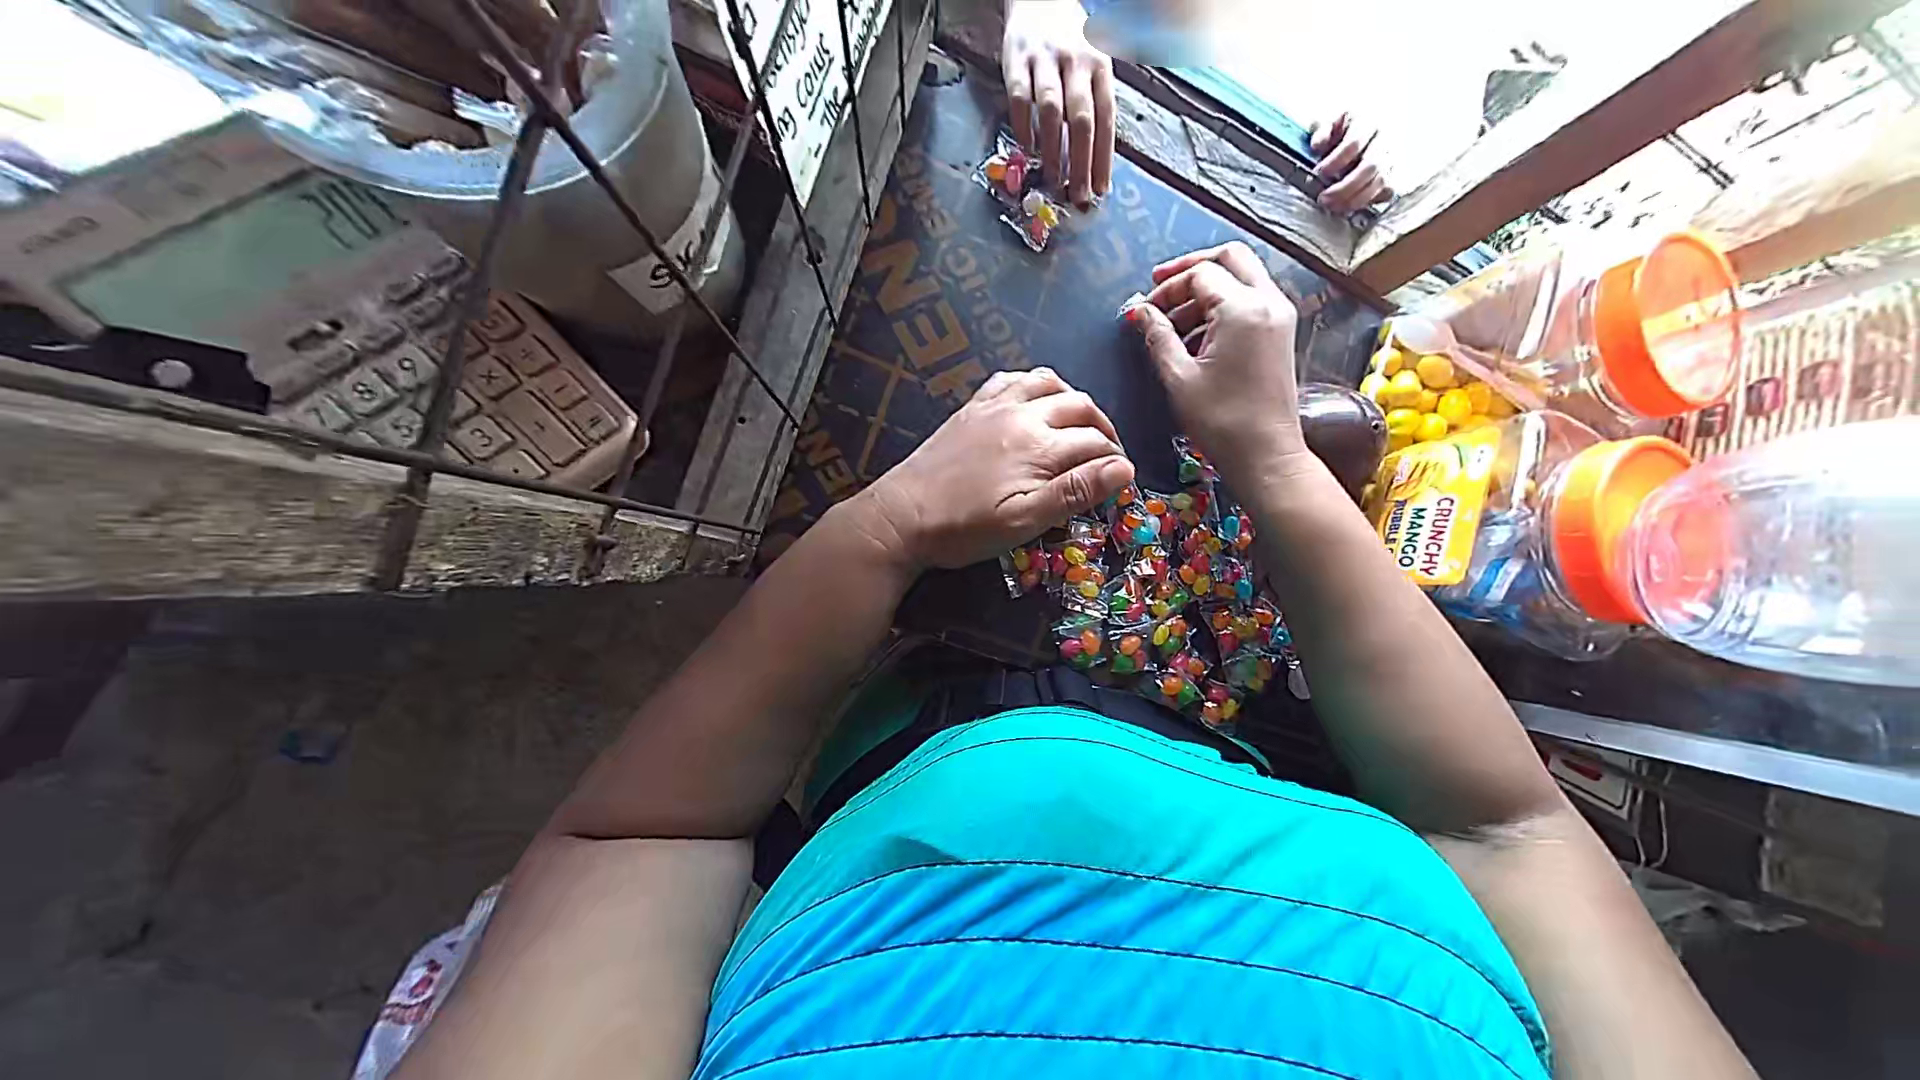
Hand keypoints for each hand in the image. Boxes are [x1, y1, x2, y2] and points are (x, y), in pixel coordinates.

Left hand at [858, 367, 1134, 570]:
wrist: (901, 516)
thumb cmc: (963, 527)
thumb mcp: (1024, 520)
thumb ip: (1075, 492)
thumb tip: (1123, 469)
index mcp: (1039, 445)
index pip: (1095, 443)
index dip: (1116, 461)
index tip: (1120, 482)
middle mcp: (1021, 415)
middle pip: (1080, 407)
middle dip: (1104, 429)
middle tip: (1109, 456)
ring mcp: (994, 407)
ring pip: (1049, 383)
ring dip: (1075, 400)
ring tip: (1082, 424)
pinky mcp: (971, 409)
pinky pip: (1011, 379)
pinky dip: (1034, 384)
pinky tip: (1035, 399)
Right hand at [1003, 0, 1114, 206]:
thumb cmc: (1069, 43)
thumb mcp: (1092, 67)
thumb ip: (1092, 107)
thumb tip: (1092, 162)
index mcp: (1100, 66)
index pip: (1106, 119)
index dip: (1103, 157)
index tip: (1100, 190)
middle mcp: (1076, 62)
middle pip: (1082, 120)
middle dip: (1081, 163)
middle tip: (1078, 196)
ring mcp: (1045, 61)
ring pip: (1052, 113)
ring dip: (1054, 152)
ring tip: (1055, 180)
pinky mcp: (1017, 62)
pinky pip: (1021, 101)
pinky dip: (1025, 129)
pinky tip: (1029, 150)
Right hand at [1129, 242, 1308, 483]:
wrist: (1265, 455)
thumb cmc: (1223, 422)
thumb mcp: (1179, 377)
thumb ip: (1157, 336)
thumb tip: (1139, 312)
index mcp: (1243, 309)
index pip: (1199, 275)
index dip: (1166, 289)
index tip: (1144, 311)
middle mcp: (1269, 303)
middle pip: (1229, 259)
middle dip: (1191, 269)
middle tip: (1160, 288)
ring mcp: (1279, 317)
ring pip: (1242, 277)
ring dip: (1206, 290)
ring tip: (1173, 323)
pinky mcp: (1280, 334)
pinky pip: (1251, 300)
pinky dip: (1223, 306)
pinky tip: (1197, 337)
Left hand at [1310, 112, 1390, 214]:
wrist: (1368, 123)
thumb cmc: (1343, 126)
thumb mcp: (1330, 121)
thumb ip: (1322, 131)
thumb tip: (1318, 145)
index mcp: (1369, 120)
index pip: (1354, 143)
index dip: (1335, 161)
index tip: (1318, 173)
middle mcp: (1386, 138)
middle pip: (1371, 166)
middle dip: (1344, 187)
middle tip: (1323, 198)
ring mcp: (1393, 156)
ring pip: (1380, 182)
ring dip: (1354, 199)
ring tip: (1333, 206)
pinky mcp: (1395, 172)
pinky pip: (1387, 192)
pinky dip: (1368, 202)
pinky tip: (1350, 206)